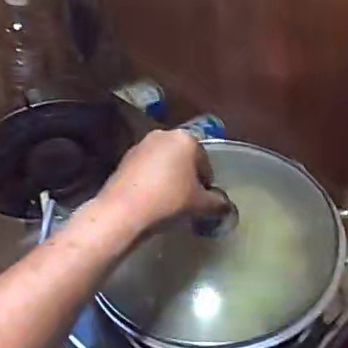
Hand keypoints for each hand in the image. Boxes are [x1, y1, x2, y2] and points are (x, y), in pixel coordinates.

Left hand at [93, 129, 231, 237]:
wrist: (122, 212)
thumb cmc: (168, 201)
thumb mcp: (200, 205)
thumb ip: (218, 203)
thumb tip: (225, 205)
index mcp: (185, 138)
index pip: (204, 161)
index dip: (207, 182)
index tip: (203, 200)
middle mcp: (162, 135)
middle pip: (182, 158)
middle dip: (186, 177)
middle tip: (187, 201)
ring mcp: (139, 146)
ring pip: (162, 163)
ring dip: (168, 179)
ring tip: (168, 202)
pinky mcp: (122, 160)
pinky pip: (145, 170)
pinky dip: (150, 182)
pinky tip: (150, 200)